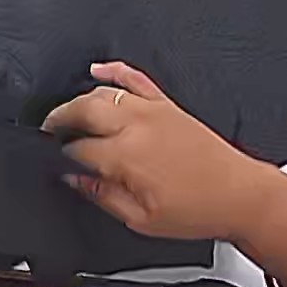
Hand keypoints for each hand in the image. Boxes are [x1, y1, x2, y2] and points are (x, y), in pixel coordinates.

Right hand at [43, 63, 286, 286]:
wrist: (238, 194)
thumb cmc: (197, 209)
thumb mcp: (141, 218)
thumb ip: (101, 194)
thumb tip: (73, 180)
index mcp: (126, 155)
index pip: (77, 148)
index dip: (60, 157)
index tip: (56, 164)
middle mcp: (136, 125)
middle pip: (82, 109)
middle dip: (58, 119)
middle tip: (48, 133)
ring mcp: (152, 110)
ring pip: (103, 92)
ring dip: (79, 99)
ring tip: (66, 113)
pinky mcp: (166, 104)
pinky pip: (135, 78)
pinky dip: (115, 70)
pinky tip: (97, 69)